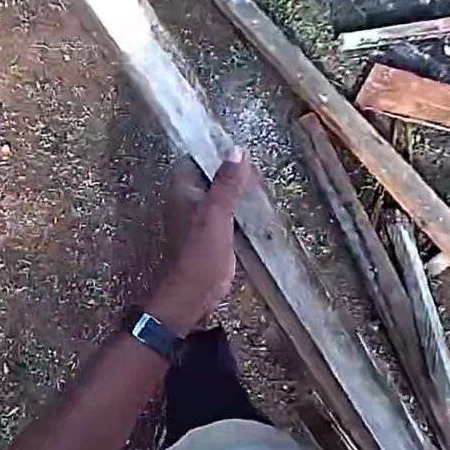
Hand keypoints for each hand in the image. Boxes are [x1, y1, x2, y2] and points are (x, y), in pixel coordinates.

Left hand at [144, 146, 254, 335]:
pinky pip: (229, 218)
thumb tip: (238, 151)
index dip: (224, 156)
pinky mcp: (212, 239)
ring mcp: (200, 221)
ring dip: (241, 195)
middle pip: (215, 179)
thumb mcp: (216, 216)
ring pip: (223, 199)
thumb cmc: (200, 257)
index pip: (203, 161)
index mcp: (184, 192)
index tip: (248, 154)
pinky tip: (259, 214)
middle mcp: (189, 203)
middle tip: (262, 175)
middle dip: (237, 176)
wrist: (191, 299)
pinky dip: (242, 214)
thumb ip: (227, 185)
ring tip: (264, 190)